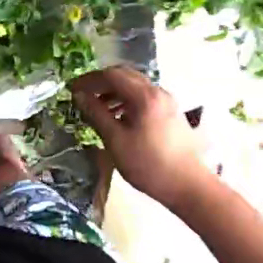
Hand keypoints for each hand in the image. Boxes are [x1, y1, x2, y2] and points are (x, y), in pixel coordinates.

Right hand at [69, 66, 211, 207]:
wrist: (190, 187)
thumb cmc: (149, 165)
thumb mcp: (116, 141)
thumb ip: (96, 114)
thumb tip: (79, 96)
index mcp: (144, 96)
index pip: (111, 75)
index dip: (89, 80)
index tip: (72, 89)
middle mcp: (158, 92)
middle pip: (125, 75)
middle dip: (101, 82)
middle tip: (83, 94)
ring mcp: (167, 102)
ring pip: (135, 86)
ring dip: (114, 91)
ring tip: (97, 107)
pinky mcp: (171, 113)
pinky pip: (144, 96)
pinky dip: (127, 99)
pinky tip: (118, 117)